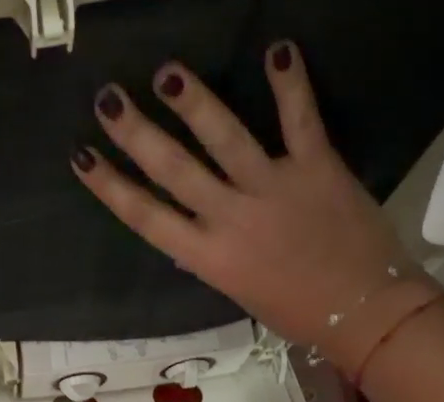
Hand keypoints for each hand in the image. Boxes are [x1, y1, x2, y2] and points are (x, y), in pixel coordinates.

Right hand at [71, 42, 432, 374]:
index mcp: (206, 256)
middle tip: (108, 99)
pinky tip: (278, 48)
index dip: (110, 185)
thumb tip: (184, 241)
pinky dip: (290, 84)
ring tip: (167, 73)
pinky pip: (300, 119)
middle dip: (136, 133)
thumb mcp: (237, 291)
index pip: (145, 216)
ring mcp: (273, 188)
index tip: (83, 157)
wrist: (360, 310)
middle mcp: (231, 218)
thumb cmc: (293, 309)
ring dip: (194, 102)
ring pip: (225, 137)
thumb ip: (210, 258)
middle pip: (173, 169)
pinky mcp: (317, 168)